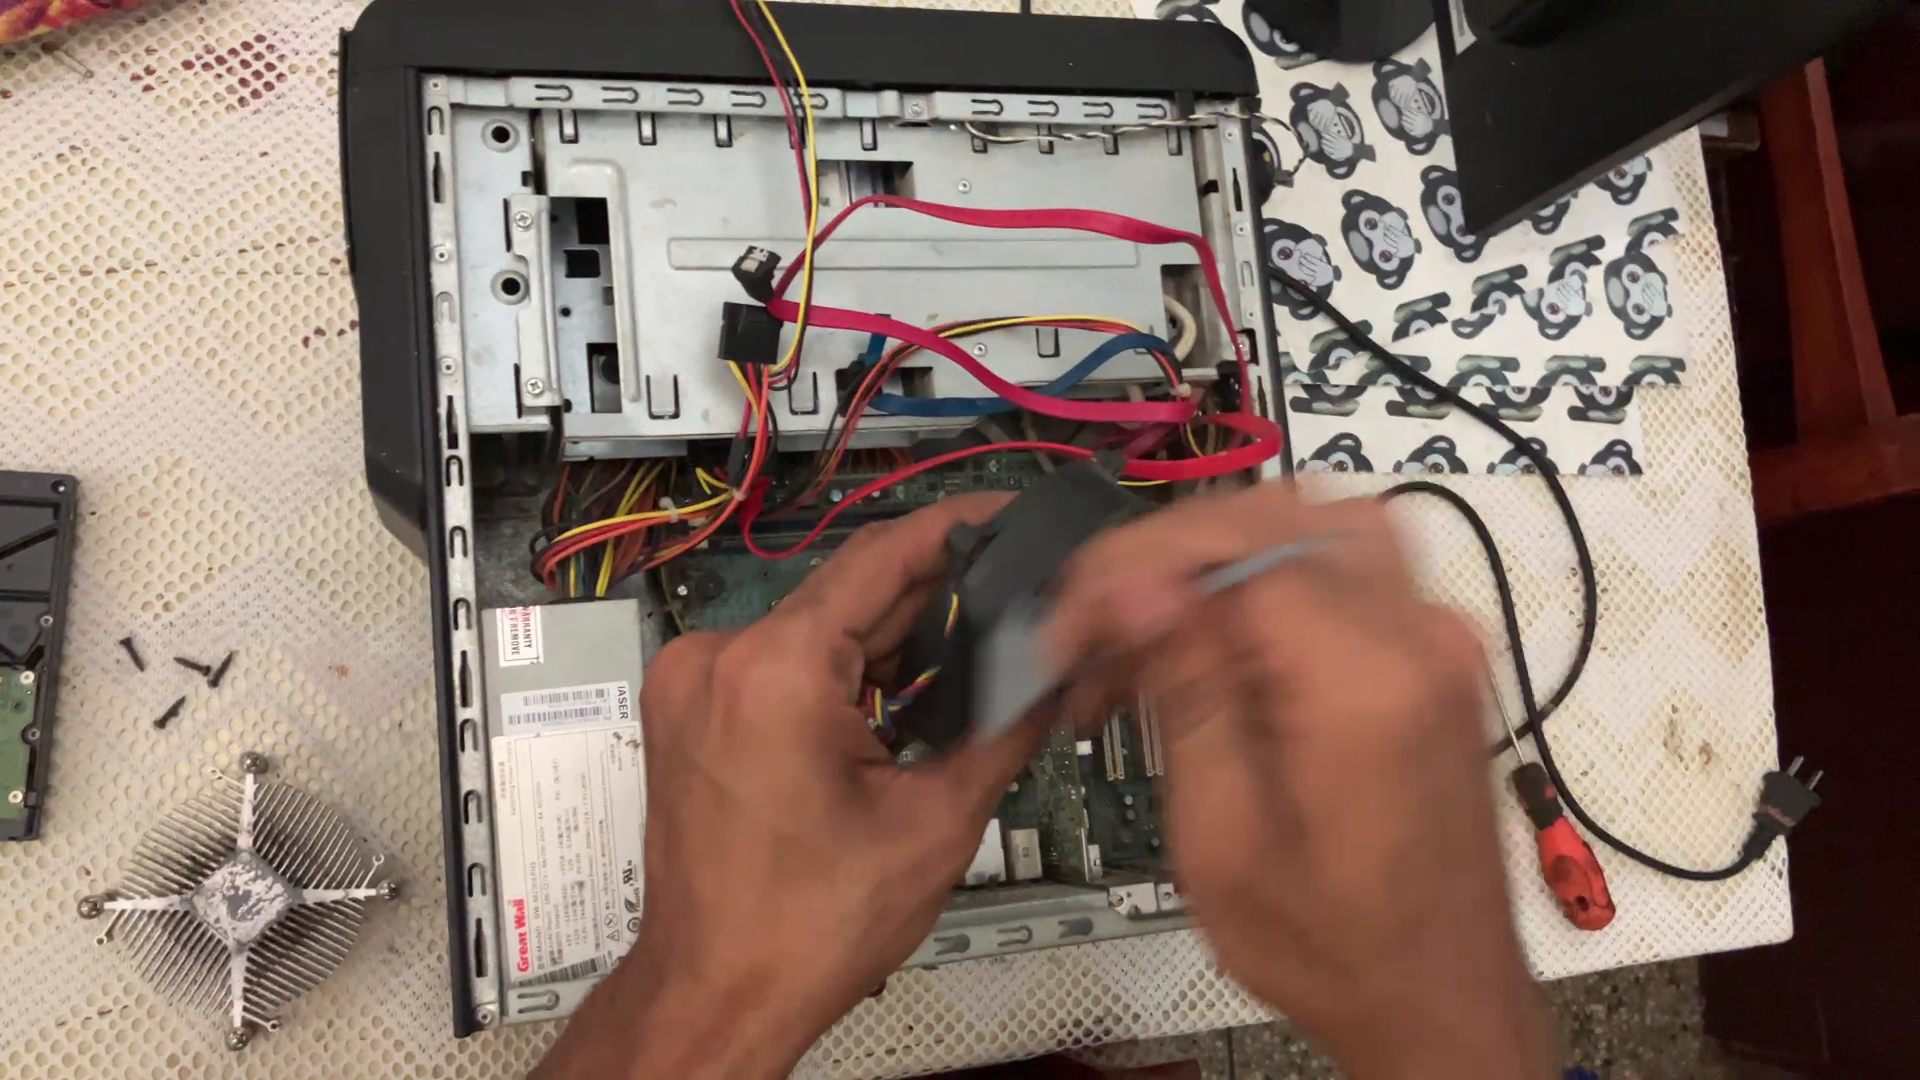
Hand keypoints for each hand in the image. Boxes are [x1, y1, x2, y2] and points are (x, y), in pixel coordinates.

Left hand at [535, 494, 1039, 1079]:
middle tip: (1002, 592)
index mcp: (776, 671)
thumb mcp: (935, 823)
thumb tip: (1049, 669)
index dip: (950, 527)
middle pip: (851, 590)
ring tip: (961, 648)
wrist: (715, 992)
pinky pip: (788, 652)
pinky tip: (899, 685)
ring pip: (821, 621)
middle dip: (932, 592)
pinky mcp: (696, 700)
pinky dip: (848, 662)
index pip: (879, 558)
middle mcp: (720, 656)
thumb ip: (1003, 726)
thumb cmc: (806, 927)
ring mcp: (698, 676)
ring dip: (891, 633)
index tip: (998, 512)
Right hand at [1045, 486, 1553, 1079]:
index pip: (1234, 548)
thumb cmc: (1323, 945)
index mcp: (1366, 684)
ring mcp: (1430, 632)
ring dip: (1205, 559)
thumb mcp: (1219, 836)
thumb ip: (1186, 693)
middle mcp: (1417, 632)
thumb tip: (1135, 587)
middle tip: (1098, 621)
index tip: (1070, 622)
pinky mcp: (1422, 646)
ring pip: (1300, 520)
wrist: (1441, 1004)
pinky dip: (1247, 581)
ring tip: (1142, 629)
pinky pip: (1325, 564)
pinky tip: (1199, 642)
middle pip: (1271, 514)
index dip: (1134, 567)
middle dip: (1162, 553)